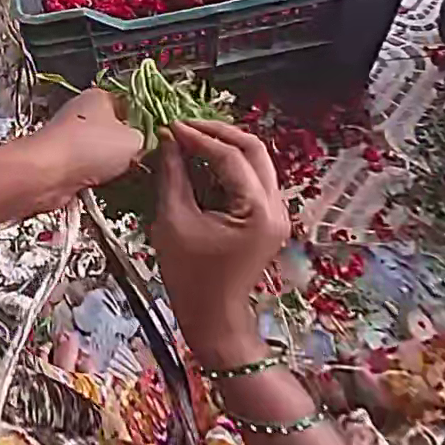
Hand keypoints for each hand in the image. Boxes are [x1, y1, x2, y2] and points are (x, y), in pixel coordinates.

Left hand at [17, 88, 143, 211]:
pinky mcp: (62, 157)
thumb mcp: (134, 141)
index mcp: (102, 96)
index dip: (147, 122)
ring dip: (113, 163)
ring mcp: (71, 134)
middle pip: (117, 128)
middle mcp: (84, 111)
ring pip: (103, 149)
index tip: (157, 140)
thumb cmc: (92, 148)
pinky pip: (88, 165)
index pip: (133, 105)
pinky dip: (96, 175)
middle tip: (141, 158)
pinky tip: (102, 182)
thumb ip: (147, 139)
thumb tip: (146, 143)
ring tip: (122, 172)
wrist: (47, 173)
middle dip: (129, 146)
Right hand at [151, 120, 289, 367]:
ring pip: (255, 161)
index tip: (171, 127)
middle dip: (218, 133)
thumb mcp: (174, 222)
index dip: (199, 137)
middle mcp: (276, 207)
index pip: (231, 157)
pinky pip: (251, 178)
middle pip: (254, 150)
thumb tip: (169, 140)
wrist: (213, 317)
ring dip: (224, 147)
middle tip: (185, 127)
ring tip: (190, 140)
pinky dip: (228, 165)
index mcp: (258, 212)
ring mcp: (276, 213)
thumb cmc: (190, 277)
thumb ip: (173, 175)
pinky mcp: (267, 218)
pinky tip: (202, 162)